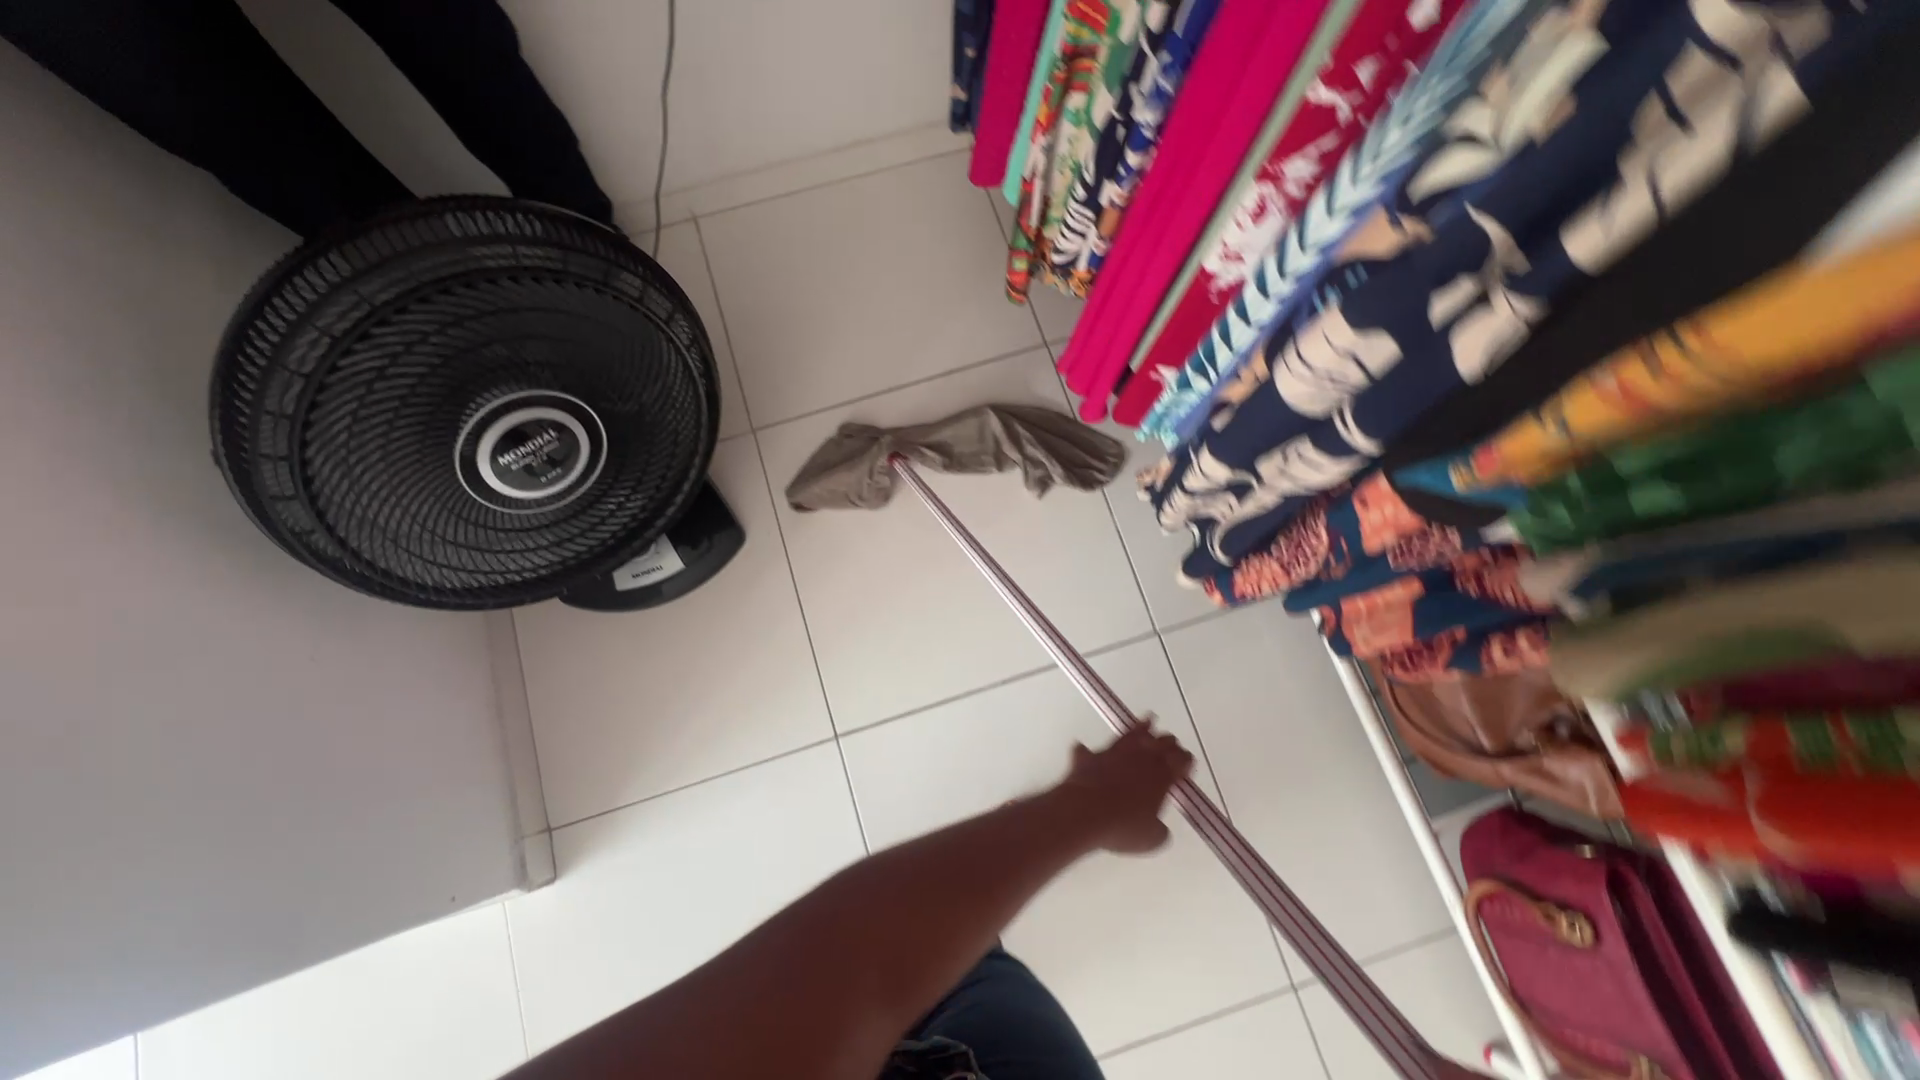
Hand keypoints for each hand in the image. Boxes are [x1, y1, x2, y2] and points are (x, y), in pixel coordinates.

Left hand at [1054, 722, 1192, 854]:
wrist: (1084, 812)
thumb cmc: (1123, 827)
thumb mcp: (1151, 839)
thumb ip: (1158, 830)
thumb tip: (1158, 828)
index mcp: (1161, 777)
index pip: (1180, 762)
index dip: (1185, 761)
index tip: (1188, 761)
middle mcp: (1139, 759)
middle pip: (1160, 744)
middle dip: (1169, 743)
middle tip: (1172, 742)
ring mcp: (1113, 755)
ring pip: (1131, 736)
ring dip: (1141, 728)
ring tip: (1148, 720)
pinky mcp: (1089, 758)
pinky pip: (1088, 751)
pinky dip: (1087, 751)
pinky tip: (1082, 746)